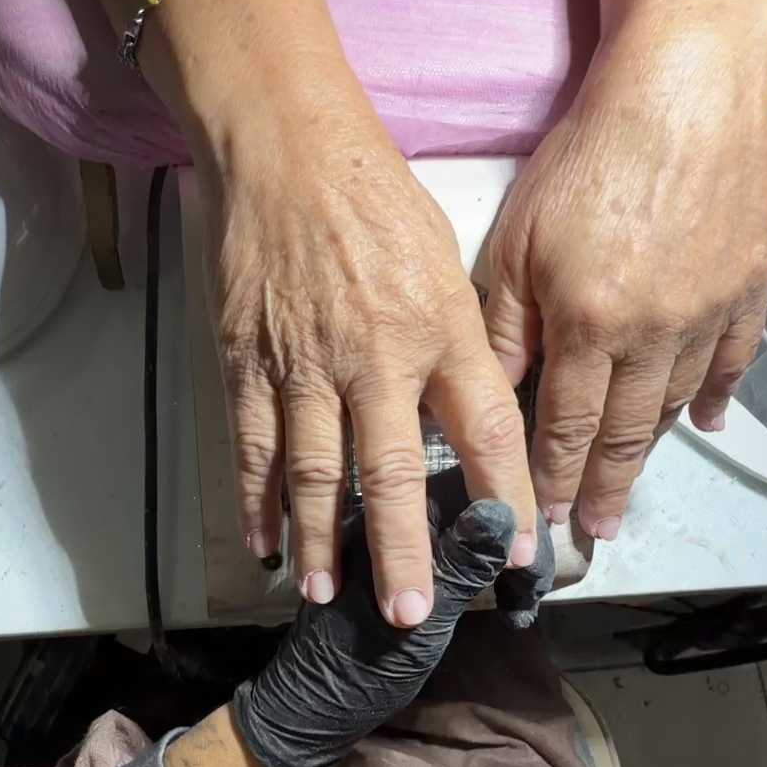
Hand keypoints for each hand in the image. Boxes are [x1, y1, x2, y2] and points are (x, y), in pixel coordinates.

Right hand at [202, 101, 537, 624]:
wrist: (287, 154)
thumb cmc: (375, 202)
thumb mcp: (446, 265)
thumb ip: (459, 347)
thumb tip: (470, 422)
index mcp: (438, 328)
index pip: (485, 429)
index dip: (506, 498)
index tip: (518, 558)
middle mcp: (374, 356)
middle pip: (391, 470)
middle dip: (401, 548)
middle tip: (406, 612)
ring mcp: (304, 364)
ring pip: (313, 471)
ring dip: (319, 539)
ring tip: (324, 593)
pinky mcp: (249, 363)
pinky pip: (252, 445)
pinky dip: (257, 500)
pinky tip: (265, 542)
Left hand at [230, 467, 544, 766]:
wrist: (309, 708)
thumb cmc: (356, 672)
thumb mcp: (416, 627)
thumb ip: (456, 569)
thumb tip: (501, 507)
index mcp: (387, 521)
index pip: (469, 486)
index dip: (517, 521)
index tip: (534, 576)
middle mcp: (390, 516)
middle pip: (476, 499)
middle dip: (518, 541)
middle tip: (530, 596)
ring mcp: (395, 538)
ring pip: (470, 523)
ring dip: (506, 557)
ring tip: (520, 603)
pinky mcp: (402, 563)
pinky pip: (455, 548)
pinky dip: (487, 570)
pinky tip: (503, 602)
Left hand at [486, 0, 766, 539]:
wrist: (684, 89)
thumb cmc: (585, 163)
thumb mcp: (514, 248)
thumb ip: (503, 331)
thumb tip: (487, 396)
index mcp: (590, 325)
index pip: (567, 425)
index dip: (554, 478)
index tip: (548, 518)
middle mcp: (654, 331)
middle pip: (625, 431)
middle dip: (605, 487)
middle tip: (598, 529)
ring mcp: (710, 310)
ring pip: (673, 405)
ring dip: (650, 454)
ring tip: (632, 491)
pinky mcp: (751, 284)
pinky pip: (733, 359)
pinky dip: (714, 396)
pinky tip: (702, 426)